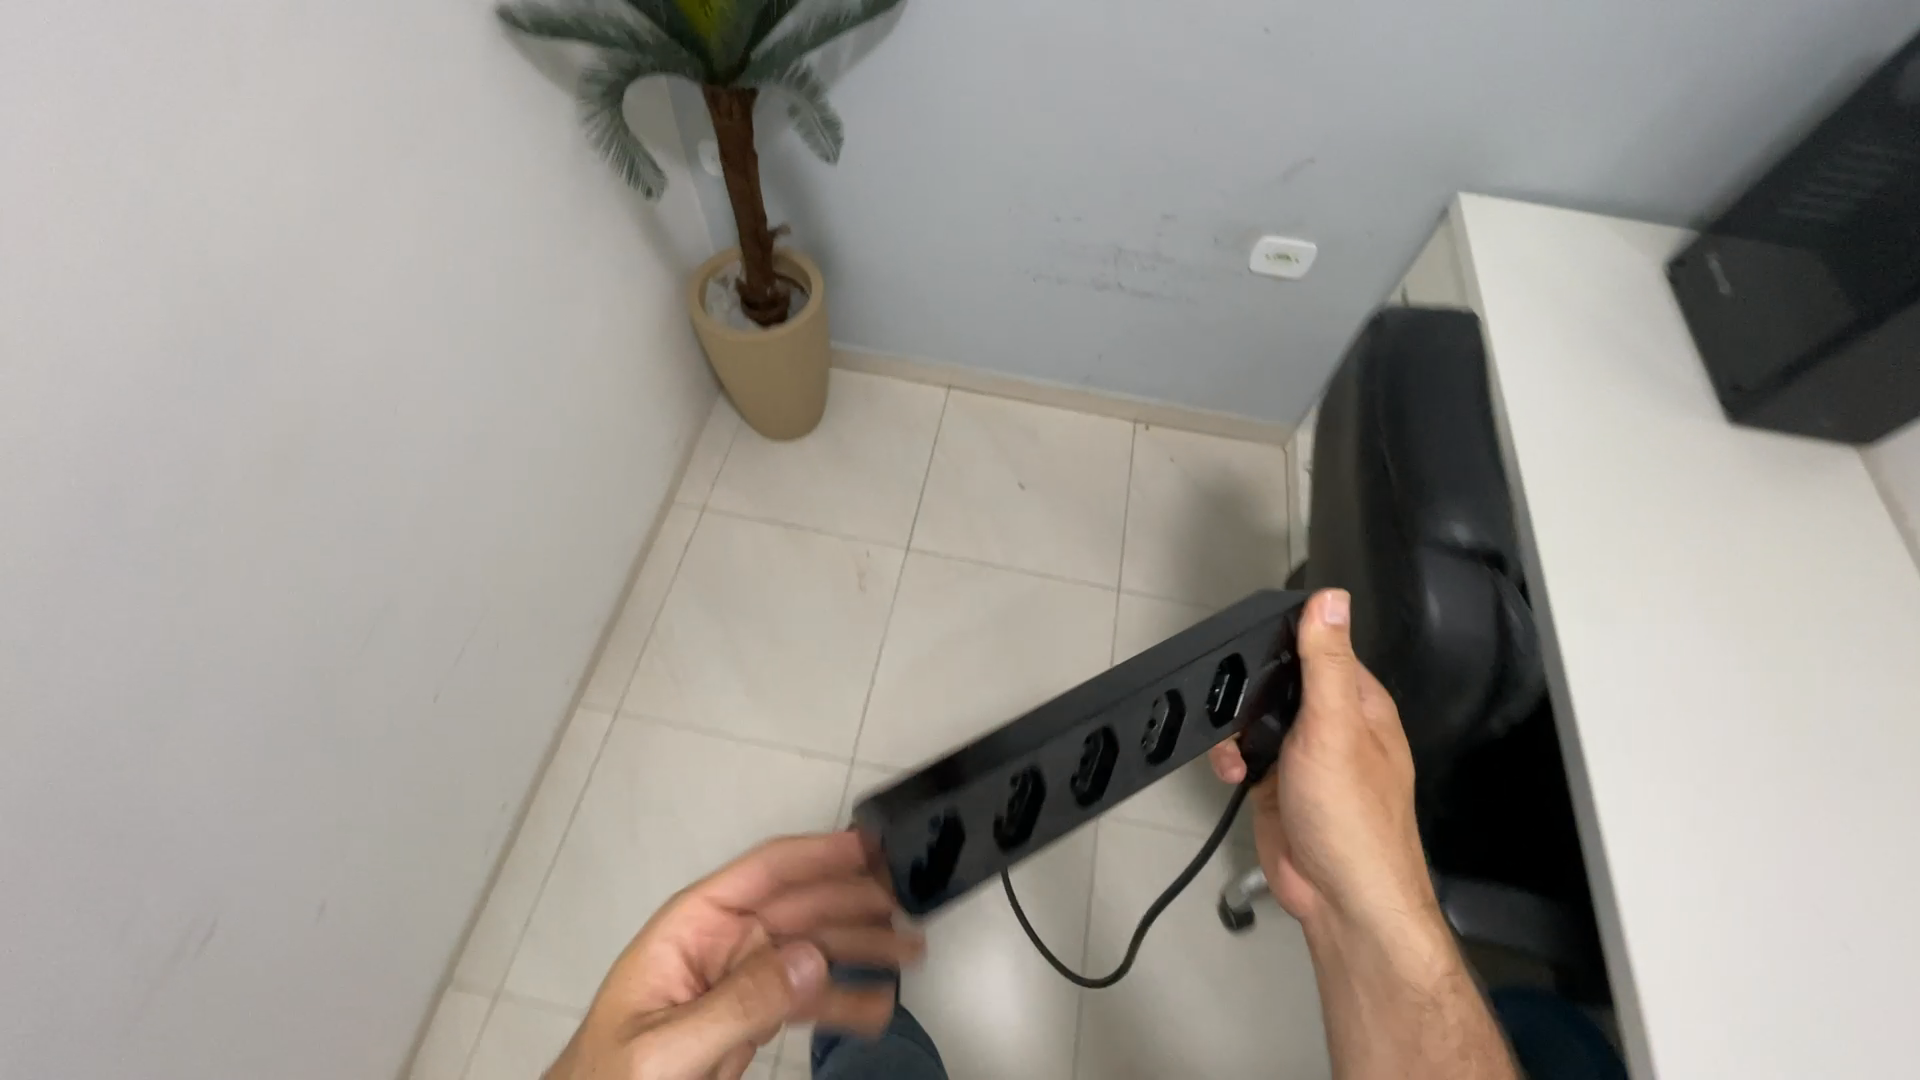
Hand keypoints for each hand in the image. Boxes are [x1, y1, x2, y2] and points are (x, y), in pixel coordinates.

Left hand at [544, 832, 923, 1079]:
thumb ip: (739, 1004)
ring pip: (813, 948)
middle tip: (906, 908)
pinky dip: (843, 998)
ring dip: (861, 947)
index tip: (868, 847)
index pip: (765, 872)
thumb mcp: (665, 1051)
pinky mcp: (753, 1014)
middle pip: (802, 907)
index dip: (819, 853)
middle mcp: (724, 940)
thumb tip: (812, 957)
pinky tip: (876, 1005)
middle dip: (854, 904)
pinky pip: (807, 995)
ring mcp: (741, 977)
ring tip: (909, 953)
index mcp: (695, 925)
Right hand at [1208, 589, 1434, 931]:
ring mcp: (1303, 756)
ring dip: (1234, 729)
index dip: (1287, 640)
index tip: (1249, 640)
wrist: (1339, 900)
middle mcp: (1332, 725)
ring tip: (1231, 749)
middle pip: (1280, 684)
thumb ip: (1326, 663)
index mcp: (1359, 704)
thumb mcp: (1335, 727)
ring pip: (1256, 719)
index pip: (1321, 649)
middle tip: (1229, 701)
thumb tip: (1331, 598)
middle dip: (1249, 691)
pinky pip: (1244, 754)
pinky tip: (1230, 772)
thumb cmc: (1350, 813)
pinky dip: (1230, 759)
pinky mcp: (1276, 784)